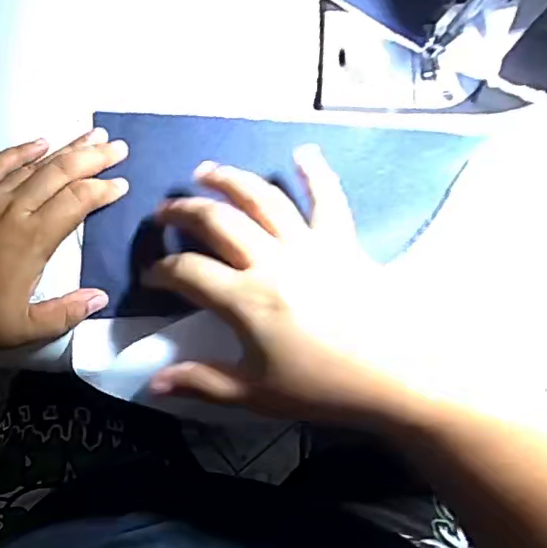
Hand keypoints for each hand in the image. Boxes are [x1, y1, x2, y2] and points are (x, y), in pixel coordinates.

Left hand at [0, 130, 127, 349]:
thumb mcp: (22, 328)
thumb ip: (64, 313)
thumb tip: (100, 298)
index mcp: (33, 240)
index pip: (77, 203)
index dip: (102, 190)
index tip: (122, 183)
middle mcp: (14, 210)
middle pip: (59, 173)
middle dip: (92, 157)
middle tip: (118, 146)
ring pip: (32, 164)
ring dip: (63, 148)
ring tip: (89, 135)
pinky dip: (17, 152)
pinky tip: (36, 142)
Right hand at [144, 146, 509, 428]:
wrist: (395, 378)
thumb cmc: (321, 389)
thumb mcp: (255, 394)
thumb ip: (202, 383)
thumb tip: (153, 383)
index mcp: (245, 300)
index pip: (187, 271)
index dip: (162, 270)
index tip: (152, 276)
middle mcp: (271, 262)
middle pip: (217, 221)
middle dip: (182, 210)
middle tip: (163, 212)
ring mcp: (308, 246)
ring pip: (261, 198)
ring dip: (229, 180)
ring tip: (205, 172)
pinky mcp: (342, 242)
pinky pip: (326, 199)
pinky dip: (315, 173)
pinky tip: (303, 153)